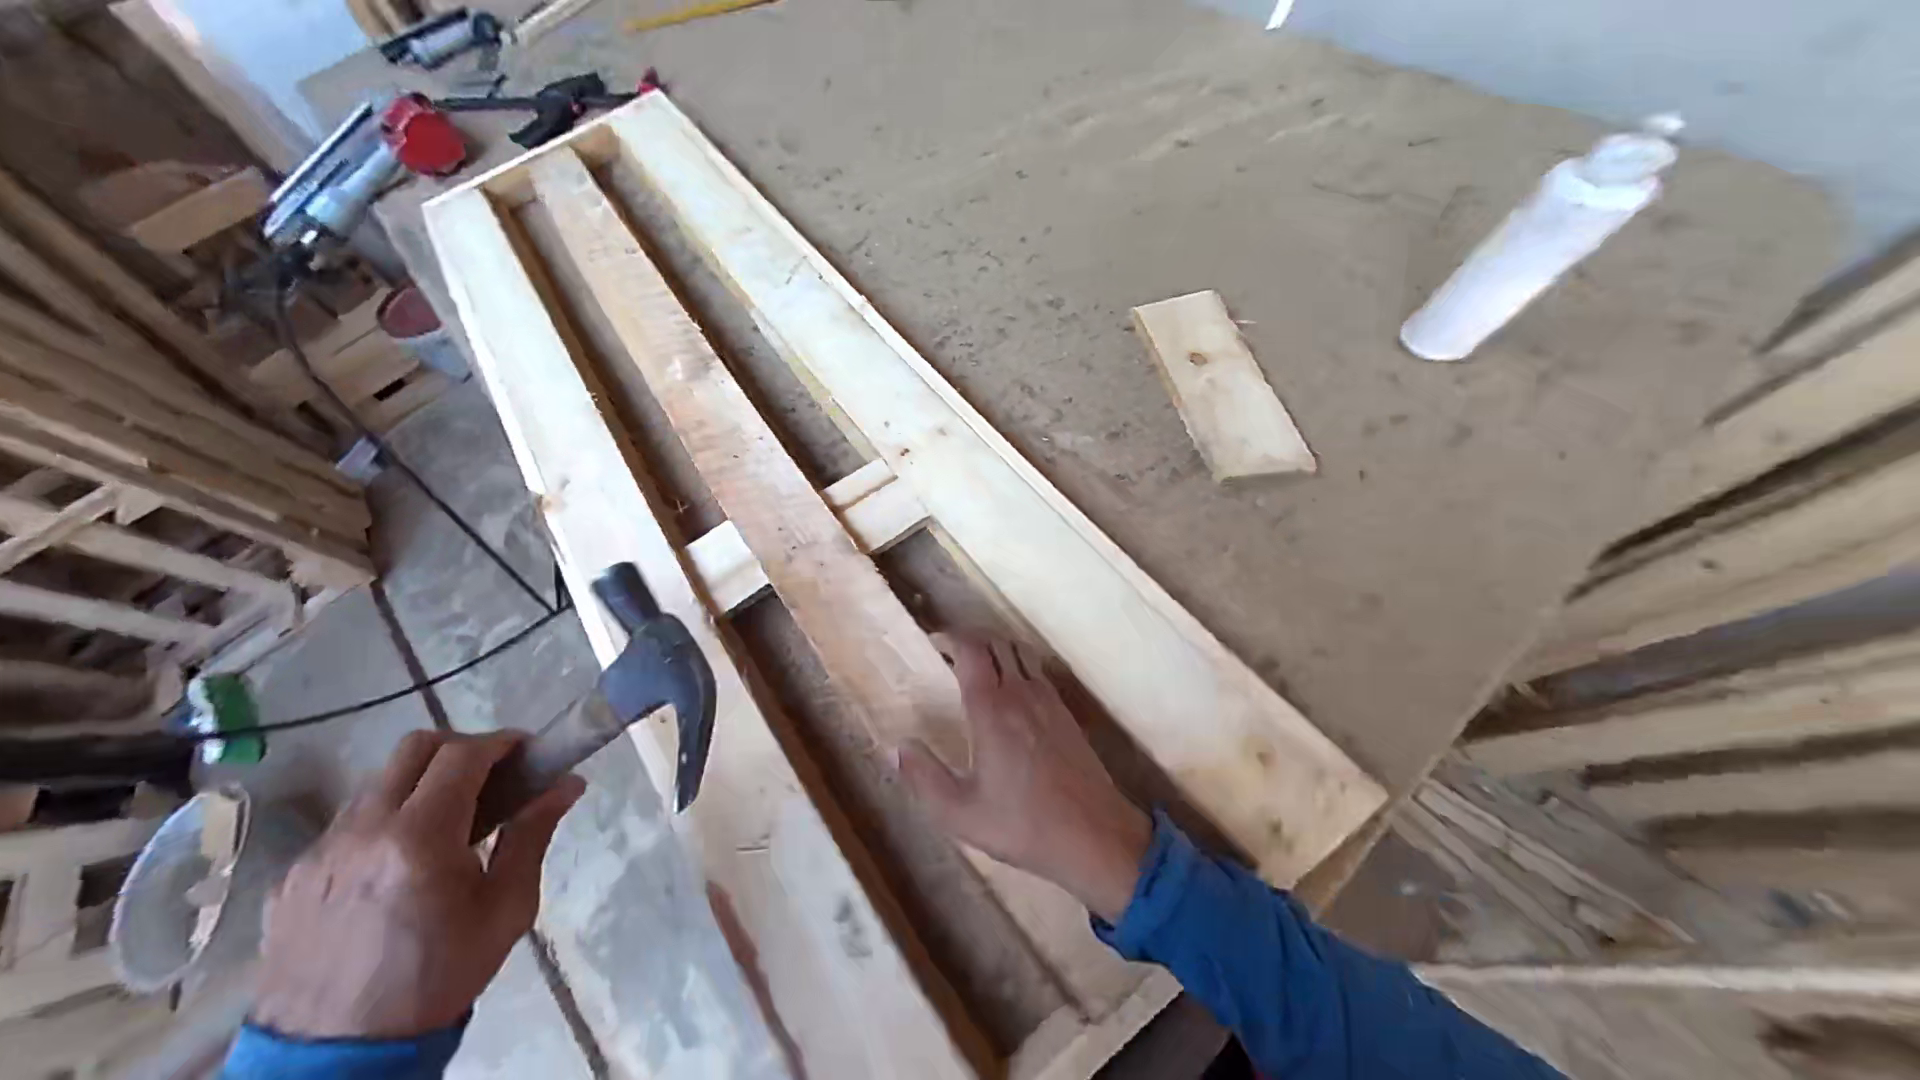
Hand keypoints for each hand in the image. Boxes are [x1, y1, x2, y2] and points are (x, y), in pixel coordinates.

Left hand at [251, 730, 585, 1038]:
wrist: (334, 1058)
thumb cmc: (439, 975)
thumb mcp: (507, 906)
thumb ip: (533, 834)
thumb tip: (568, 783)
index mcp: (418, 838)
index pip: (462, 755)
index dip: (501, 742)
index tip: (527, 752)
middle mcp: (361, 831)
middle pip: (414, 748)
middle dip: (461, 748)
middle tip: (491, 776)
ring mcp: (317, 853)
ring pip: (377, 783)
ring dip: (420, 783)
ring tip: (448, 821)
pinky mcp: (291, 877)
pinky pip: (346, 824)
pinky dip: (385, 820)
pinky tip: (400, 862)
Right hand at [898, 635, 1151, 923]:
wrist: (1094, 834)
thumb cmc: (1022, 824)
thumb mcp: (960, 813)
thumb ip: (924, 778)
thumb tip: (901, 746)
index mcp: (991, 709)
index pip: (971, 649)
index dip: (951, 637)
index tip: (934, 642)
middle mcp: (1020, 693)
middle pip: (996, 642)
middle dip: (971, 638)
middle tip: (949, 652)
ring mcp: (1048, 699)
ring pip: (1020, 651)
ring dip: (996, 648)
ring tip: (976, 666)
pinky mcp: (1065, 711)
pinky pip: (1036, 670)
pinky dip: (1017, 664)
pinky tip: (1009, 690)